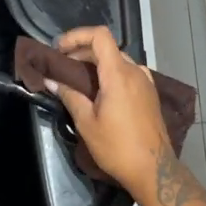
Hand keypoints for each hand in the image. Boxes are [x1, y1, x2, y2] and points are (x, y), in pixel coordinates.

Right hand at [48, 26, 172, 187]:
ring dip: (96, 63)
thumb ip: (69, 96)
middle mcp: (135, 71)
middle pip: (107, 47)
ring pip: (118, 59)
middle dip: (81, 51)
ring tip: (78, 79)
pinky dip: (111, 73)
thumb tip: (51, 81)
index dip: (77, 35)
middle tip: (61, 67)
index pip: (99, 36)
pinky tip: (101, 91)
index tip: (59, 49)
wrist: (154, 169)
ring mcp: (146, 81)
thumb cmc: (117, 147)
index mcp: (118, 74)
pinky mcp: (150, 93)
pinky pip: (128, 72)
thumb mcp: (87, 123)